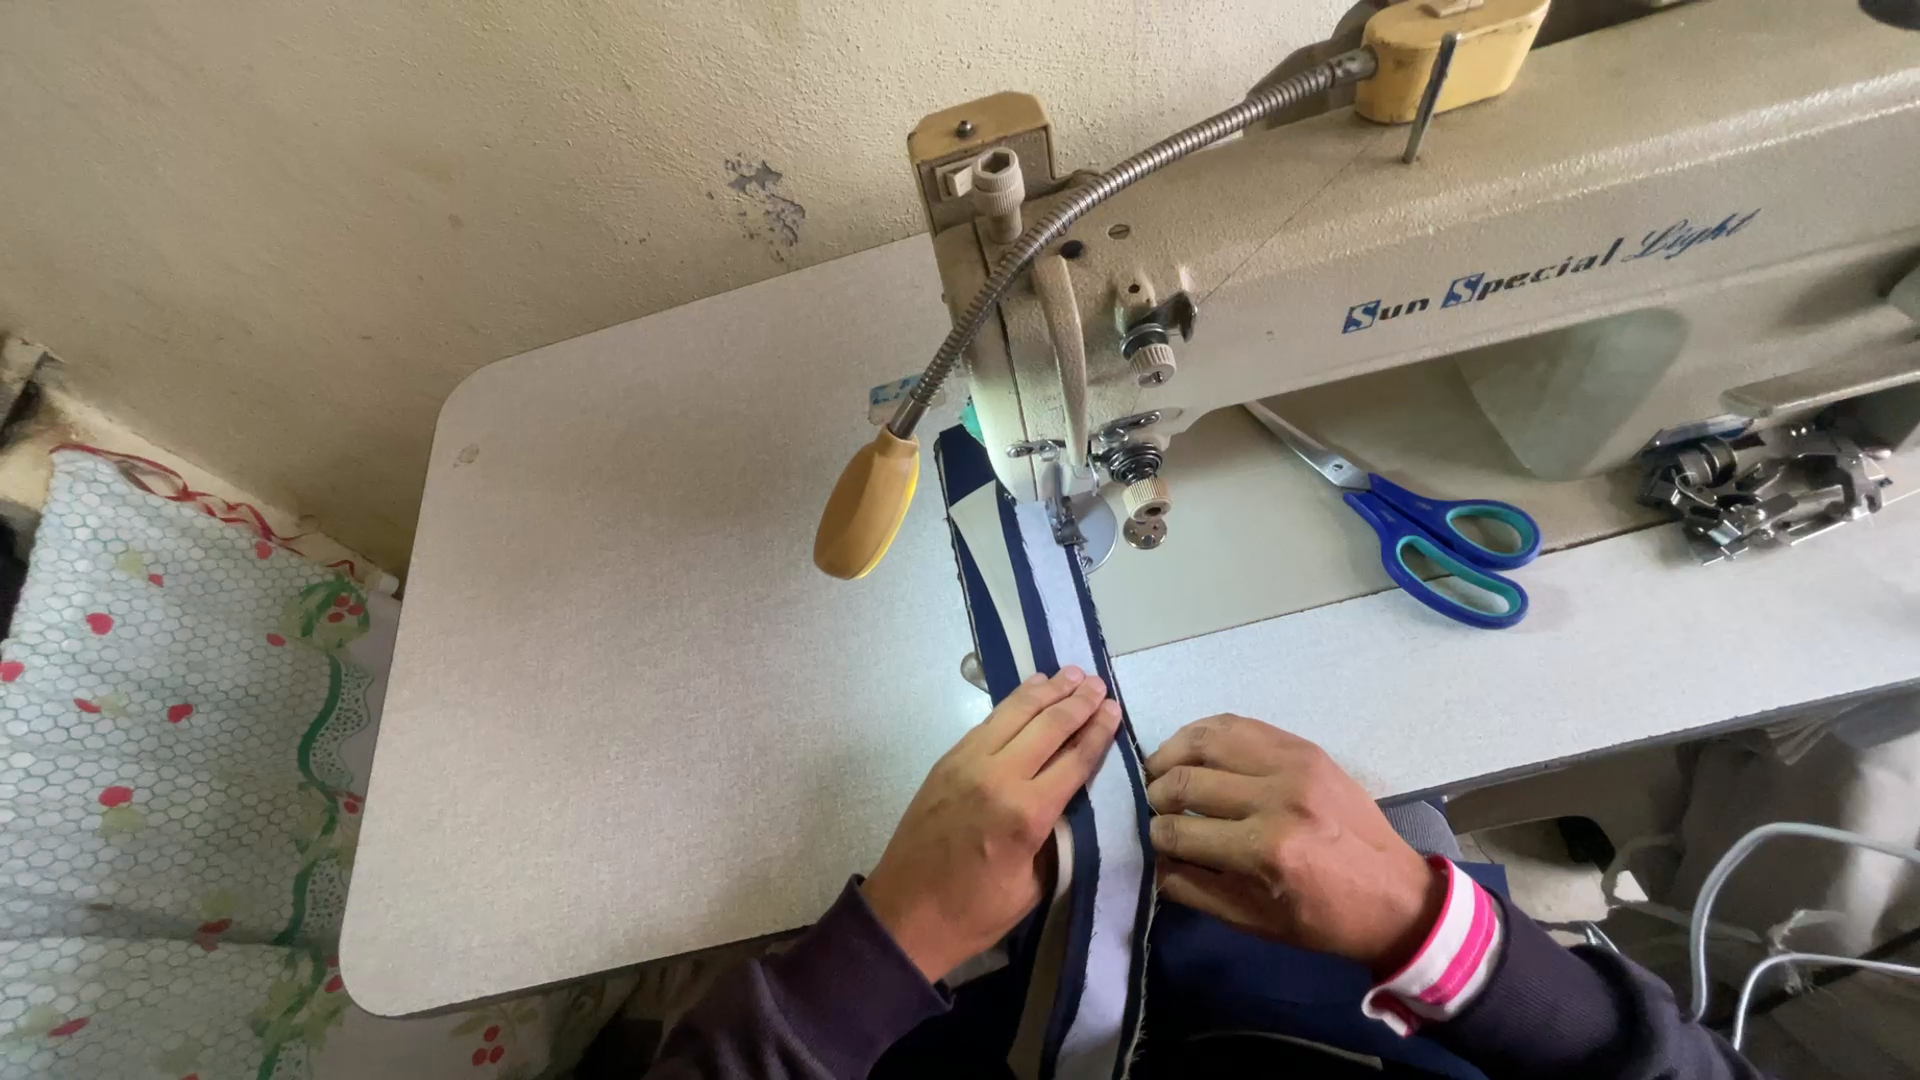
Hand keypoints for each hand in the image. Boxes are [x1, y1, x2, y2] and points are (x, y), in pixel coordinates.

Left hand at [862, 667, 1121, 982]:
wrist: (905, 914)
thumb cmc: (975, 912)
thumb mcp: (1035, 885)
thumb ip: (1058, 836)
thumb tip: (1074, 798)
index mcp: (1027, 814)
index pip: (1075, 759)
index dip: (1099, 731)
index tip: (1115, 708)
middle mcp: (998, 776)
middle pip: (1048, 725)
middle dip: (1077, 701)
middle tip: (1098, 683)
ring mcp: (969, 762)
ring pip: (1014, 712)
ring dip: (1045, 690)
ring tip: (1070, 673)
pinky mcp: (949, 759)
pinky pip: (989, 721)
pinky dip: (1014, 702)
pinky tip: (1030, 691)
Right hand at [1144, 715, 1445, 976]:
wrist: (1398, 895)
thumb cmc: (1325, 918)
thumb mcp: (1256, 922)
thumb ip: (1193, 889)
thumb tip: (1150, 858)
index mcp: (1265, 851)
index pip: (1179, 832)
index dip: (1156, 836)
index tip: (1154, 838)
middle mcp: (1276, 799)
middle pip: (1185, 781)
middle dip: (1156, 796)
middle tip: (1154, 806)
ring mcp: (1291, 764)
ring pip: (1204, 739)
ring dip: (1170, 754)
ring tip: (1161, 770)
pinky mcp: (1301, 746)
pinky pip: (1235, 723)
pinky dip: (1201, 732)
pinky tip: (1190, 748)